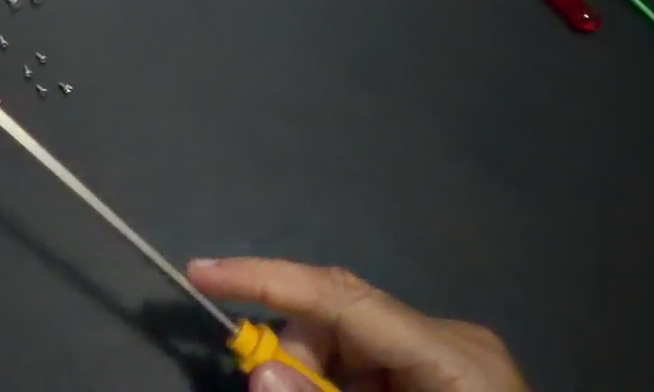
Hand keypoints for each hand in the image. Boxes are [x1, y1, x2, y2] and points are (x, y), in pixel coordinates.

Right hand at [187, 258, 527, 391]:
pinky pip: (368, 368)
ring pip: (348, 345)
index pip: (340, 295)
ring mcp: (448, 358)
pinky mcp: (443, 375)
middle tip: (266, 388)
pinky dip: (340, 388)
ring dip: (317, 377)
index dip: (266, 279)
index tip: (201, 272)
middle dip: (293, 353)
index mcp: (452, 356)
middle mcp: (449, 341)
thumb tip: (262, 371)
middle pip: (339, 319)